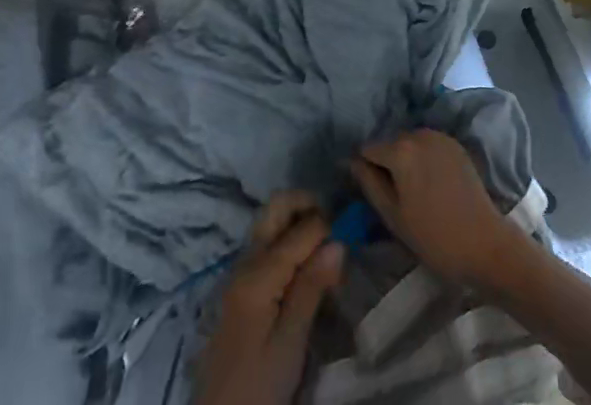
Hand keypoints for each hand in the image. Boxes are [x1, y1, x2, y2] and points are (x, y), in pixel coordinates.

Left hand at [195, 191, 343, 404]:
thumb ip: (311, 288)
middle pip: (275, 208)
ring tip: (326, 247)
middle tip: (337, 228)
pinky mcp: (241, 286)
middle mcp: (244, 262)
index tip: (352, 240)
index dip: (330, 227)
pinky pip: (267, 244)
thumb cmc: (258, 386)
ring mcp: (239, 272)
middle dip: (308, 205)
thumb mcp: (290, 342)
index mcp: (258, 275)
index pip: (302, 228)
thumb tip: (338, 240)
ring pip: (270, 223)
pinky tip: (307, 265)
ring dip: (299, 221)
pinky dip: (290, 240)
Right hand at [349, 129, 533, 292]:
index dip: (363, 167)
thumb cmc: (432, 236)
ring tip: (410, 189)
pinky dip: (423, 157)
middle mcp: (420, 134)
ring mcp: (442, 138)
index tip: (368, 189)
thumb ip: (369, 183)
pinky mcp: (457, 146)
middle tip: (390, 193)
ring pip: (410, 142)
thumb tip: (352, 162)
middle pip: (390, 142)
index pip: (368, 148)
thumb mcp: (392, 214)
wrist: (484, 243)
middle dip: (385, 161)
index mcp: (400, 150)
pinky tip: (429, 182)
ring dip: (405, 158)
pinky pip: (429, 145)